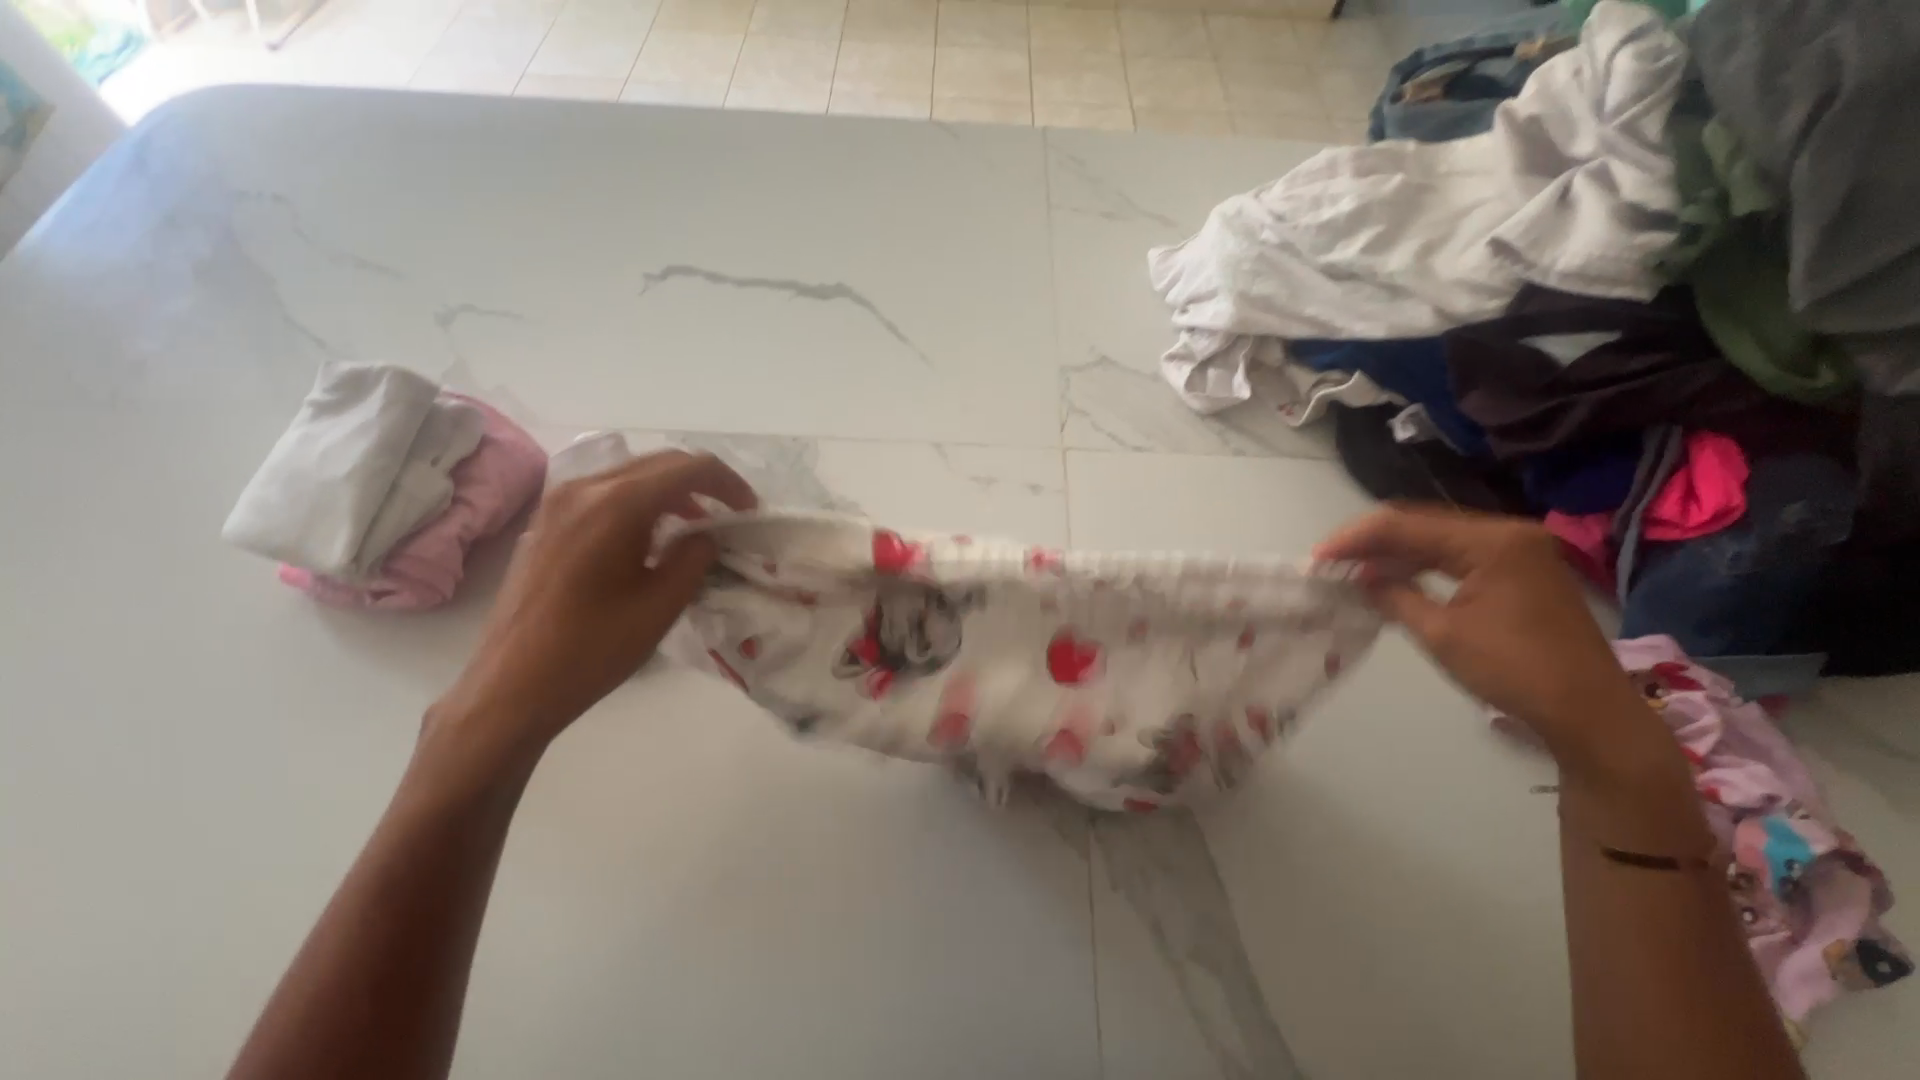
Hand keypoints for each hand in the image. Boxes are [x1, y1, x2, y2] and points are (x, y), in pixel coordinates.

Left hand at [429, 451, 755, 763]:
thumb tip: (707, 535)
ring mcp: (558, 502)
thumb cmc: (591, 650)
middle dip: (702, 482)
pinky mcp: (547, 522)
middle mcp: (583, 488)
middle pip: (658, 462)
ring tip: (696, 526)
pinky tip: (651, 537)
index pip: (688, 468)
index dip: (728, 484)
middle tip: (730, 515)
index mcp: (615, 505)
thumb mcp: (660, 606)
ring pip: (631, 474)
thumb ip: (694, 558)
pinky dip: (639, 502)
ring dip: (670, 491)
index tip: (750, 511)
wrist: (511, 686)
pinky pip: (605, 492)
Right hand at [1314, 504, 1665, 783]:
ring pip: (1441, 540)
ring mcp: (1520, 552)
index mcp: (1492, 540)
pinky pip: (1461, 557)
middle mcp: (1508, 534)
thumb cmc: (1513, 670)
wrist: (1587, 712)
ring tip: (1354, 569)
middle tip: (1330, 562)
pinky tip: (1396, 577)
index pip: (1407, 524)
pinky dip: (1426, 566)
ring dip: (1397, 554)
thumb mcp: (1441, 634)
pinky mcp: (1522, 572)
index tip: (1318, 557)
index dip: (1356, 538)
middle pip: (1424, 525)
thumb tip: (1363, 579)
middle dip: (1373, 542)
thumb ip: (1396, 596)